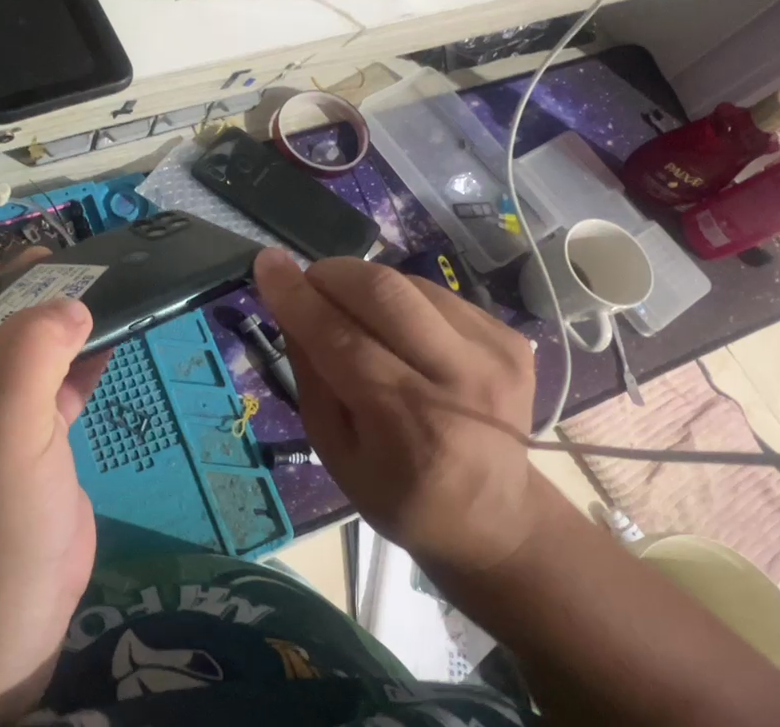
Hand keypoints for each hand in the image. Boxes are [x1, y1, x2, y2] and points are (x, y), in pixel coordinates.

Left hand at [0, 250, 105, 722]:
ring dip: (47, 319)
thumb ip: (31, 357)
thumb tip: (69, 302)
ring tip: (81, 281)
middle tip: (37, 264)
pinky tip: (112, 334)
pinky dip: (83, 359)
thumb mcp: (5, 429)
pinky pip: (60, 386)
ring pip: (20, 354)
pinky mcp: (42, 440)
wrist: (22, 607)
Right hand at [252, 249, 537, 573]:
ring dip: (367, 287)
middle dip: (333, 274)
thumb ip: (311, 377)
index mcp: (409, 422)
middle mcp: (460, 379)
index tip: (267, 263)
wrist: (496, 517)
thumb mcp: (335, 453)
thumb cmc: (401, 494)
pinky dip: (404, 301)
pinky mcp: (512, 338)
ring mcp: (494, 354)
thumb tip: (290, 305)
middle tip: (309, 283)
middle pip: (384, 291)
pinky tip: (399, 331)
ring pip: (411, 283)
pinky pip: (440, 295)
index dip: (297, 296)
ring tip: (354, 316)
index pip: (340, 337)